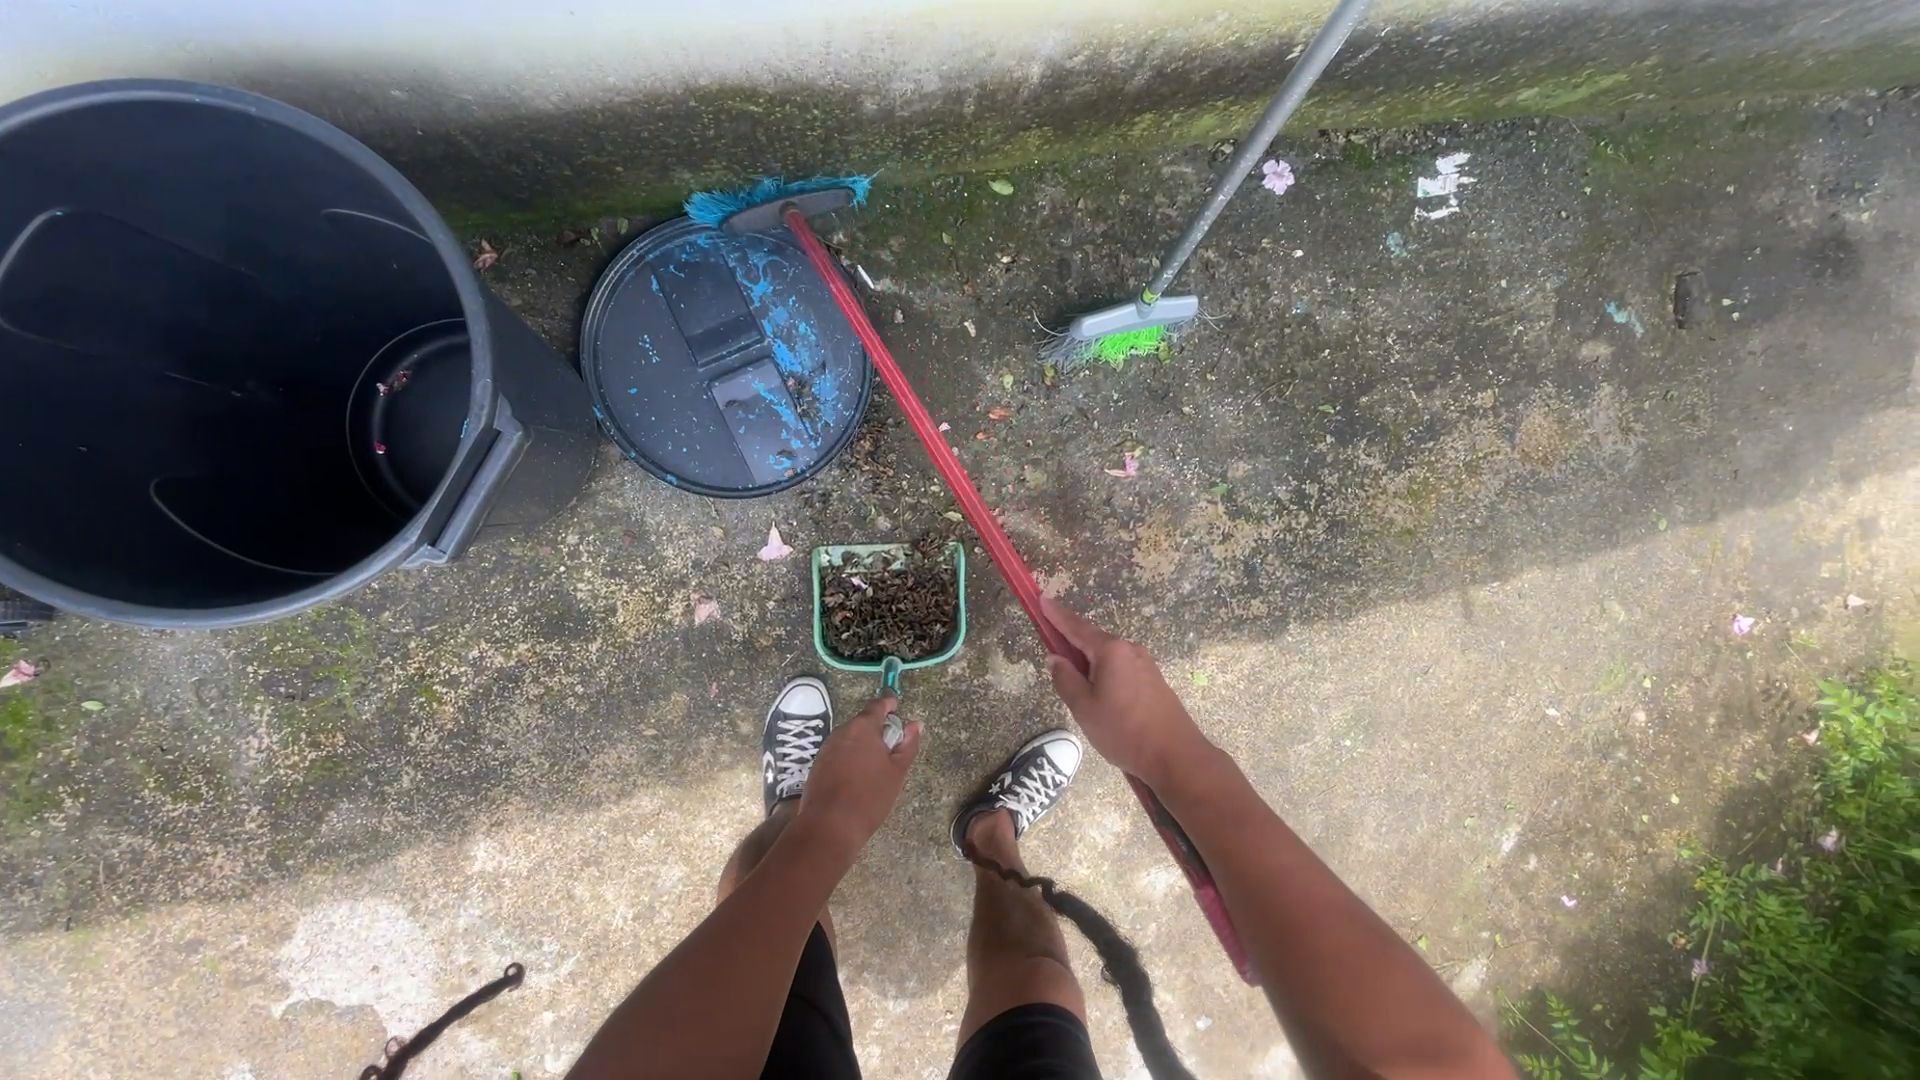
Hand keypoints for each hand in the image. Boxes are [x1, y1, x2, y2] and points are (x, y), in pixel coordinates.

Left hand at [794, 697, 921, 860]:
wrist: (829, 826)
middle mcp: (841, 732)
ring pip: (850, 739)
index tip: (897, 707)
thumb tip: (916, 724)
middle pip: (862, 723)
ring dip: (863, 745)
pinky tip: (857, 779)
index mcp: (862, 728)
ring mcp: (827, 749)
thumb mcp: (896, 771)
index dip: (889, 705)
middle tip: (892, 747)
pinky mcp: (818, 765)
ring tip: (876, 767)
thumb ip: (908, 745)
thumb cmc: (869, 796)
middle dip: (877, 730)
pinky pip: (839, 753)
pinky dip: (850, 758)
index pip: (877, 706)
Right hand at [1041, 597, 1213, 788]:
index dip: (1057, 615)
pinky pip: (1121, 670)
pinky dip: (1105, 676)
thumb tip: (1055, 658)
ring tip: (1079, 694)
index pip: (1076, 627)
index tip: (1042, 599)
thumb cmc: (1123, 730)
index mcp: (1111, 651)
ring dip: (1090, 667)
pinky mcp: (1154, 682)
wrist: (1175, 756)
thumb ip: (1065, 679)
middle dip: (1073, 647)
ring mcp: (1146, 665)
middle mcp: (1130, 650)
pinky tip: (1102, 700)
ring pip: (1108, 659)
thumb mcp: (1084, 707)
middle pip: (1093, 642)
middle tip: (1054, 660)